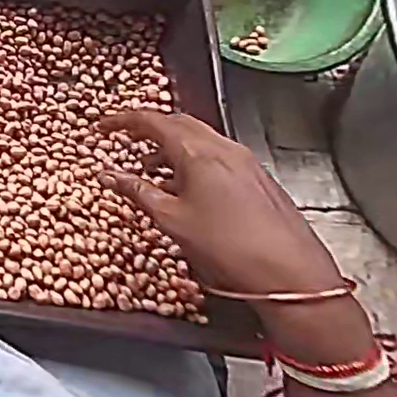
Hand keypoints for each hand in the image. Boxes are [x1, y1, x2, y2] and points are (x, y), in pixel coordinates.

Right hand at [96, 109, 343, 296]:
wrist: (292, 276)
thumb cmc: (228, 247)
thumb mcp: (171, 219)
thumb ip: (136, 191)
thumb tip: (108, 175)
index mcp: (198, 153)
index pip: (153, 121)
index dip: (124, 120)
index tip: (105, 125)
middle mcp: (224, 149)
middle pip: (179, 122)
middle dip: (148, 127)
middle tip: (125, 138)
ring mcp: (245, 162)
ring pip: (199, 139)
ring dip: (170, 145)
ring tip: (149, 167)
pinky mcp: (257, 178)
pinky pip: (217, 155)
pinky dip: (192, 160)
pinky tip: (182, 186)